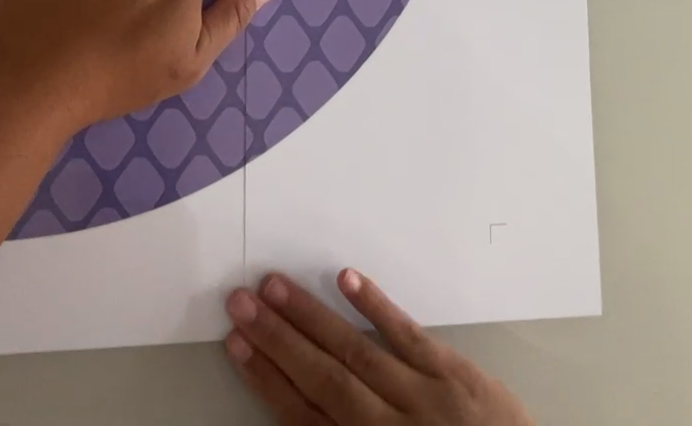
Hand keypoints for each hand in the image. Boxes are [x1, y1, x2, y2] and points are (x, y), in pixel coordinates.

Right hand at [226, 271, 535, 425]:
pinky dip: (377, 307)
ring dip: (311, 317)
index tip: (235, 343)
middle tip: (239, 301)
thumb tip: (301, 406)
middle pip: (322, 378)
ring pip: (356, 352)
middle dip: (276, 339)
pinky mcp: (456, 375)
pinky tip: (346, 279)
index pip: (304, 416)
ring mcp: (424, 398)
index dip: (267, 378)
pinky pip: (410, 336)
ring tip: (274, 285)